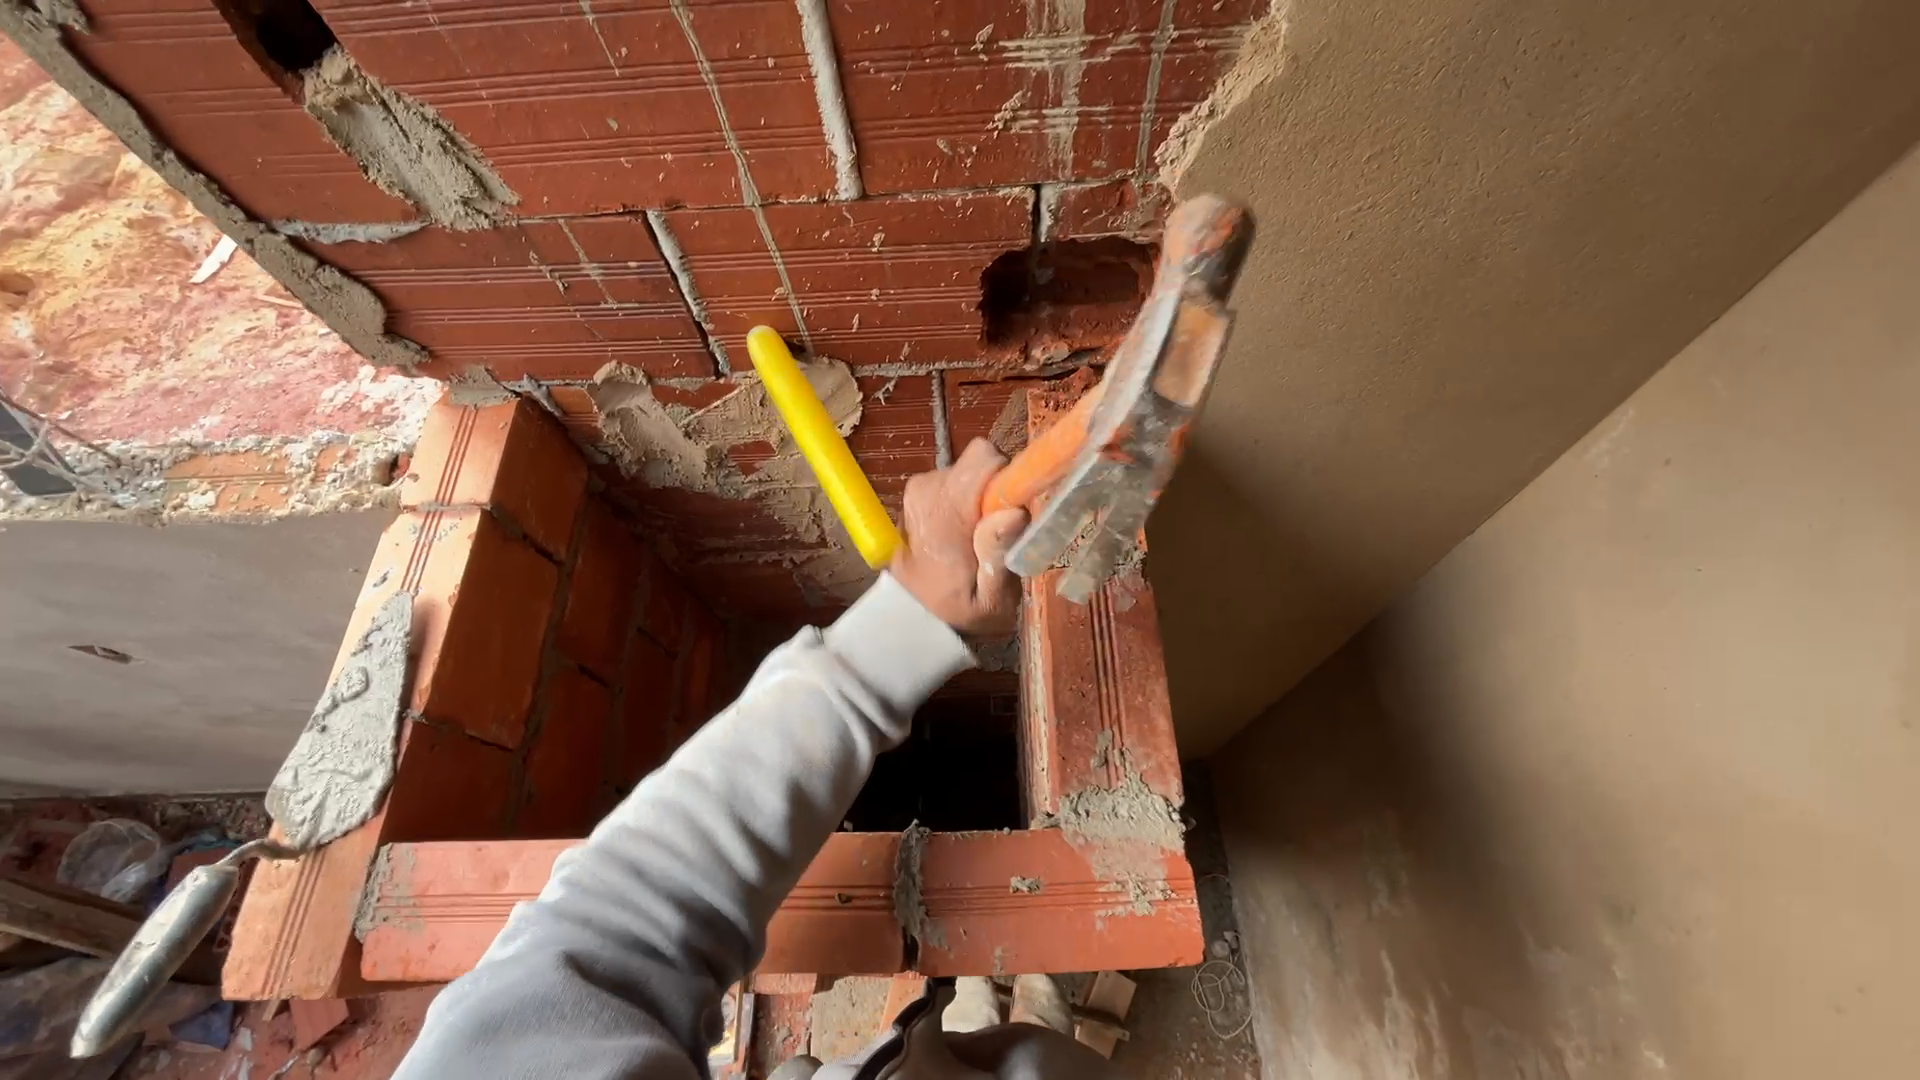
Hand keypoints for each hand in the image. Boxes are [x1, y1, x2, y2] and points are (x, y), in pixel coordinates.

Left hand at [891, 438, 1029, 635]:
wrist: (913, 621)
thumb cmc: (958, 614)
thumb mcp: (990, 601)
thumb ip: (1000, 554)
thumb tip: (1014, 511)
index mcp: (943, 511)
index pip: (985, 459)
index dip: (1007, 481)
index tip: (1010, 516)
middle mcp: (926, 491)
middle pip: (980, 465)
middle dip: (996, 494)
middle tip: (995, 538)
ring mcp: (918, 490)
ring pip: (971, 473)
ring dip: (981, 501)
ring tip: (976, 542)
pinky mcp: (918, 494)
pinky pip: (958, 483)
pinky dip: (966, 504)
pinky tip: (962, 537)